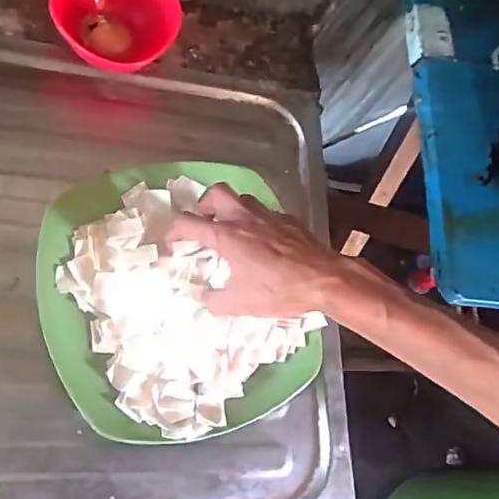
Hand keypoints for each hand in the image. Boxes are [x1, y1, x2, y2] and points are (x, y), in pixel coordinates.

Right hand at [168, 184, 353, 317]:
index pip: (188, 223)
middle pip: (215, 193)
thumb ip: (215, 301)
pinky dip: (256, 222)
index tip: (174, 244)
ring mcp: (268, 216)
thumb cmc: (279, 290)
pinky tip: (262, 241)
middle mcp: (244, 218)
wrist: (325, 279)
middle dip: (204, 206)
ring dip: (231, 210)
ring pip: (242, 199)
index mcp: (226, 236)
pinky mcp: (288, 219)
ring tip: (232, 231)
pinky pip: (265, 213)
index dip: (174, 232)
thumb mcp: (240, 304)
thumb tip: (206, 299)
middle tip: (205, 225)